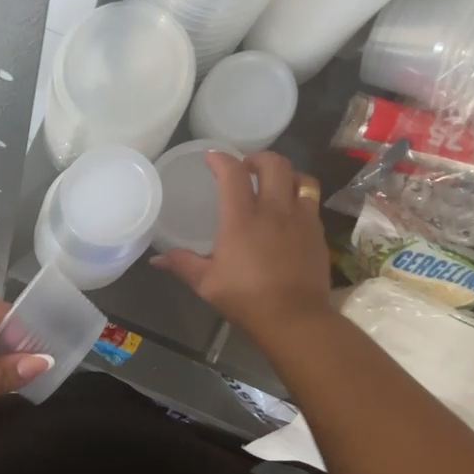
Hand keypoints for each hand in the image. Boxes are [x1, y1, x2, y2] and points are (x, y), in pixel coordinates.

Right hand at [152, 150, 333, 337]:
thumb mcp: (206, 283)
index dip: (222, 159)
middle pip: (273, 164)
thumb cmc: (244, 298)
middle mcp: (274, 209)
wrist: (293, 316)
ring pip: (300, 177)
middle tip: (246, 168)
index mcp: (242, 219)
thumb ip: (183, 264)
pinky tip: (290, 210)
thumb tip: (156, 259)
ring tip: (274, 183)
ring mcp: (300, 218)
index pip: (233, 174)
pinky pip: (311, 200)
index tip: (212, 157)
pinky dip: (300, 195)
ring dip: (285, 173)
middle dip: (258, 158)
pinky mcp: (317, 232)